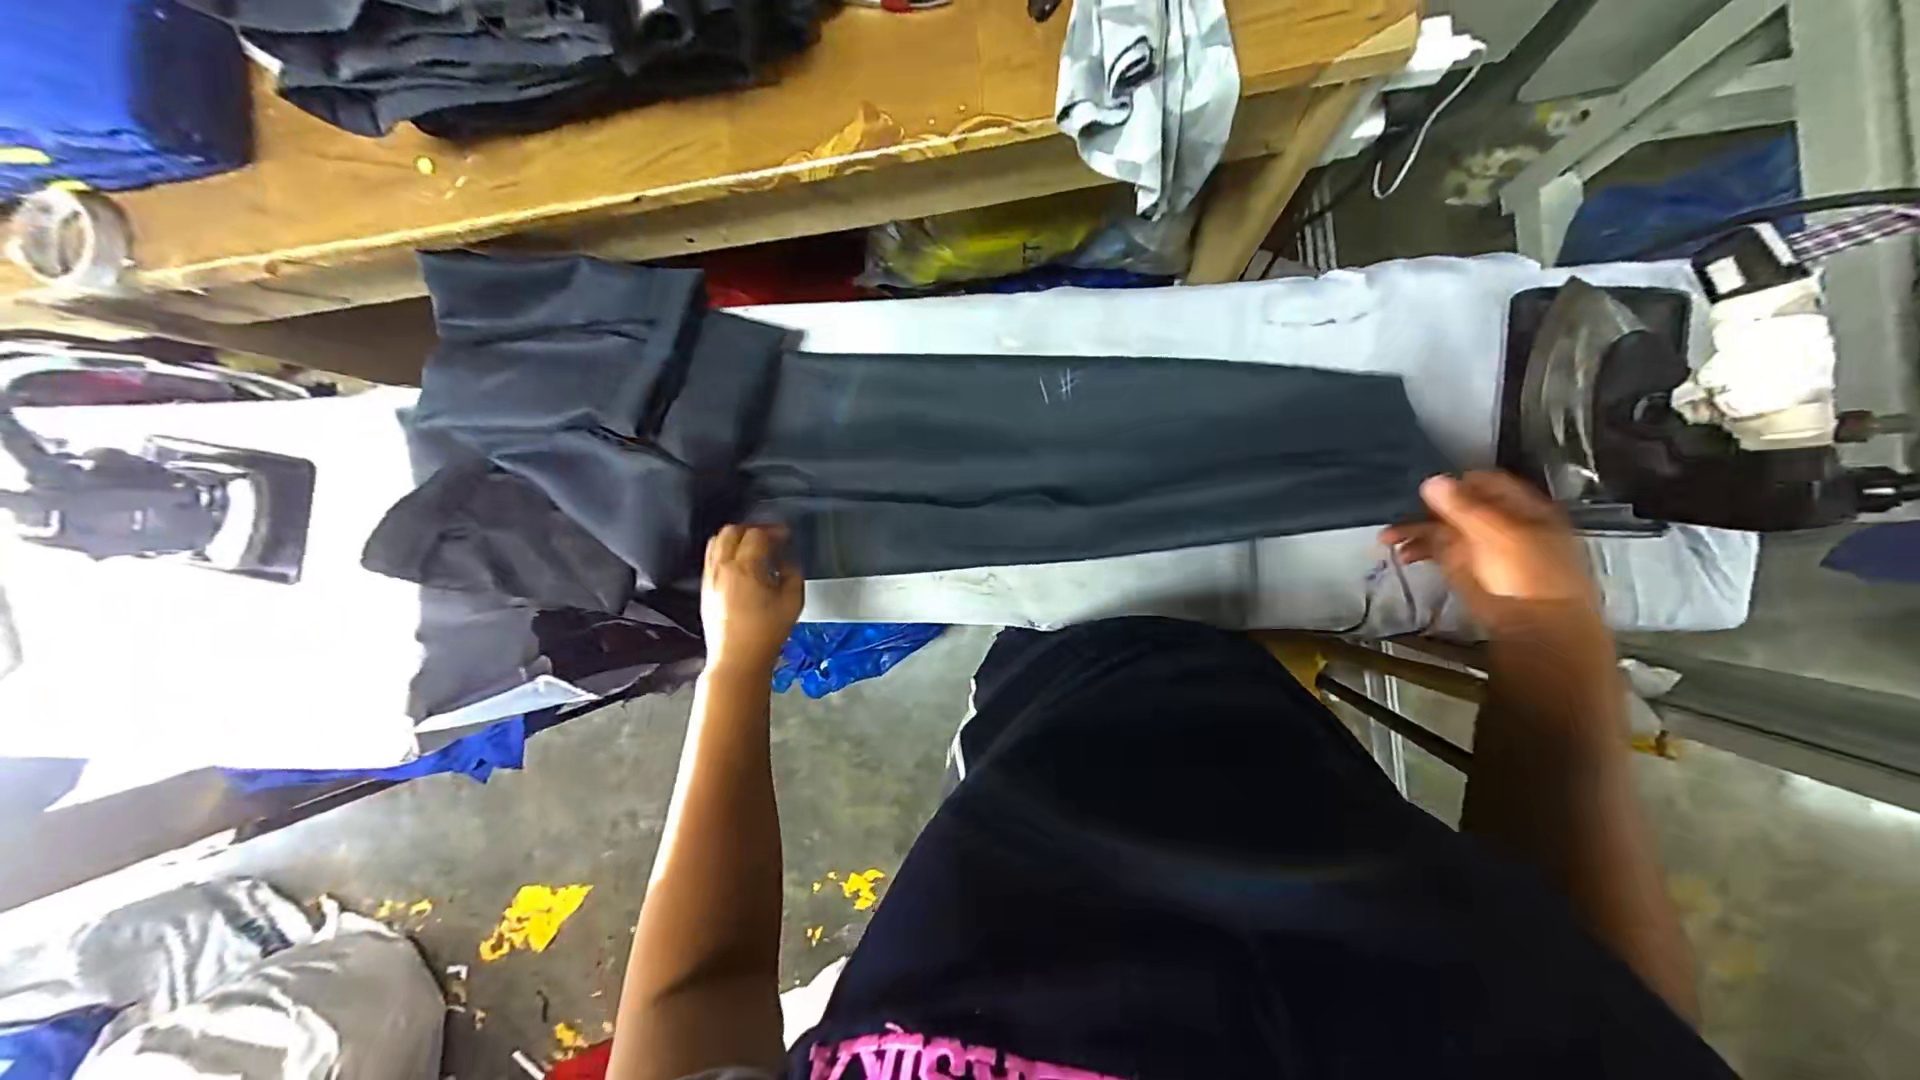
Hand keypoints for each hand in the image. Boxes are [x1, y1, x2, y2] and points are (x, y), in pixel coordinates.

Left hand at [700, 524, 803, 675]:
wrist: (737, 660)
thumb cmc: (766, 633)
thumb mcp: (792, 601)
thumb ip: (792, 572)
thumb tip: (786, 560)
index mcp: (744, 568)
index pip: (757, 534)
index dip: (774, 531)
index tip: (786, 535)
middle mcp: (722, 568)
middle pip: (732, 531)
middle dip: (753, 529)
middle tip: (770, 538)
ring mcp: (710, 578)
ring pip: (716, 541)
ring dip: (736, 538)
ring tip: (754, 548)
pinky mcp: (705, 589)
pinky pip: (712, 558)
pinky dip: (726, 552)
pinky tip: (742, 565)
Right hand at [1381, 471, 1599, 636]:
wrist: (1536, 629)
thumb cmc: (1528, 578)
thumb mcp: (1498, 535)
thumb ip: (1463, 507)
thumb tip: (1431, 481)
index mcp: (1522, 510)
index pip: (1486, 483)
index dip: (1457, 481)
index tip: (1426, 486)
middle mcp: (1501, 525)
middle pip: (1458, 506)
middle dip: (1426, 508)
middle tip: (1397, 511)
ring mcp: (1482, 548)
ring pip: (1442, 530)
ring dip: (1415, 530)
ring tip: (1388, 538)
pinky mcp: (1465, 570)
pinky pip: (1437, 552)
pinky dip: (1419, 550)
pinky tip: (1405, 555)